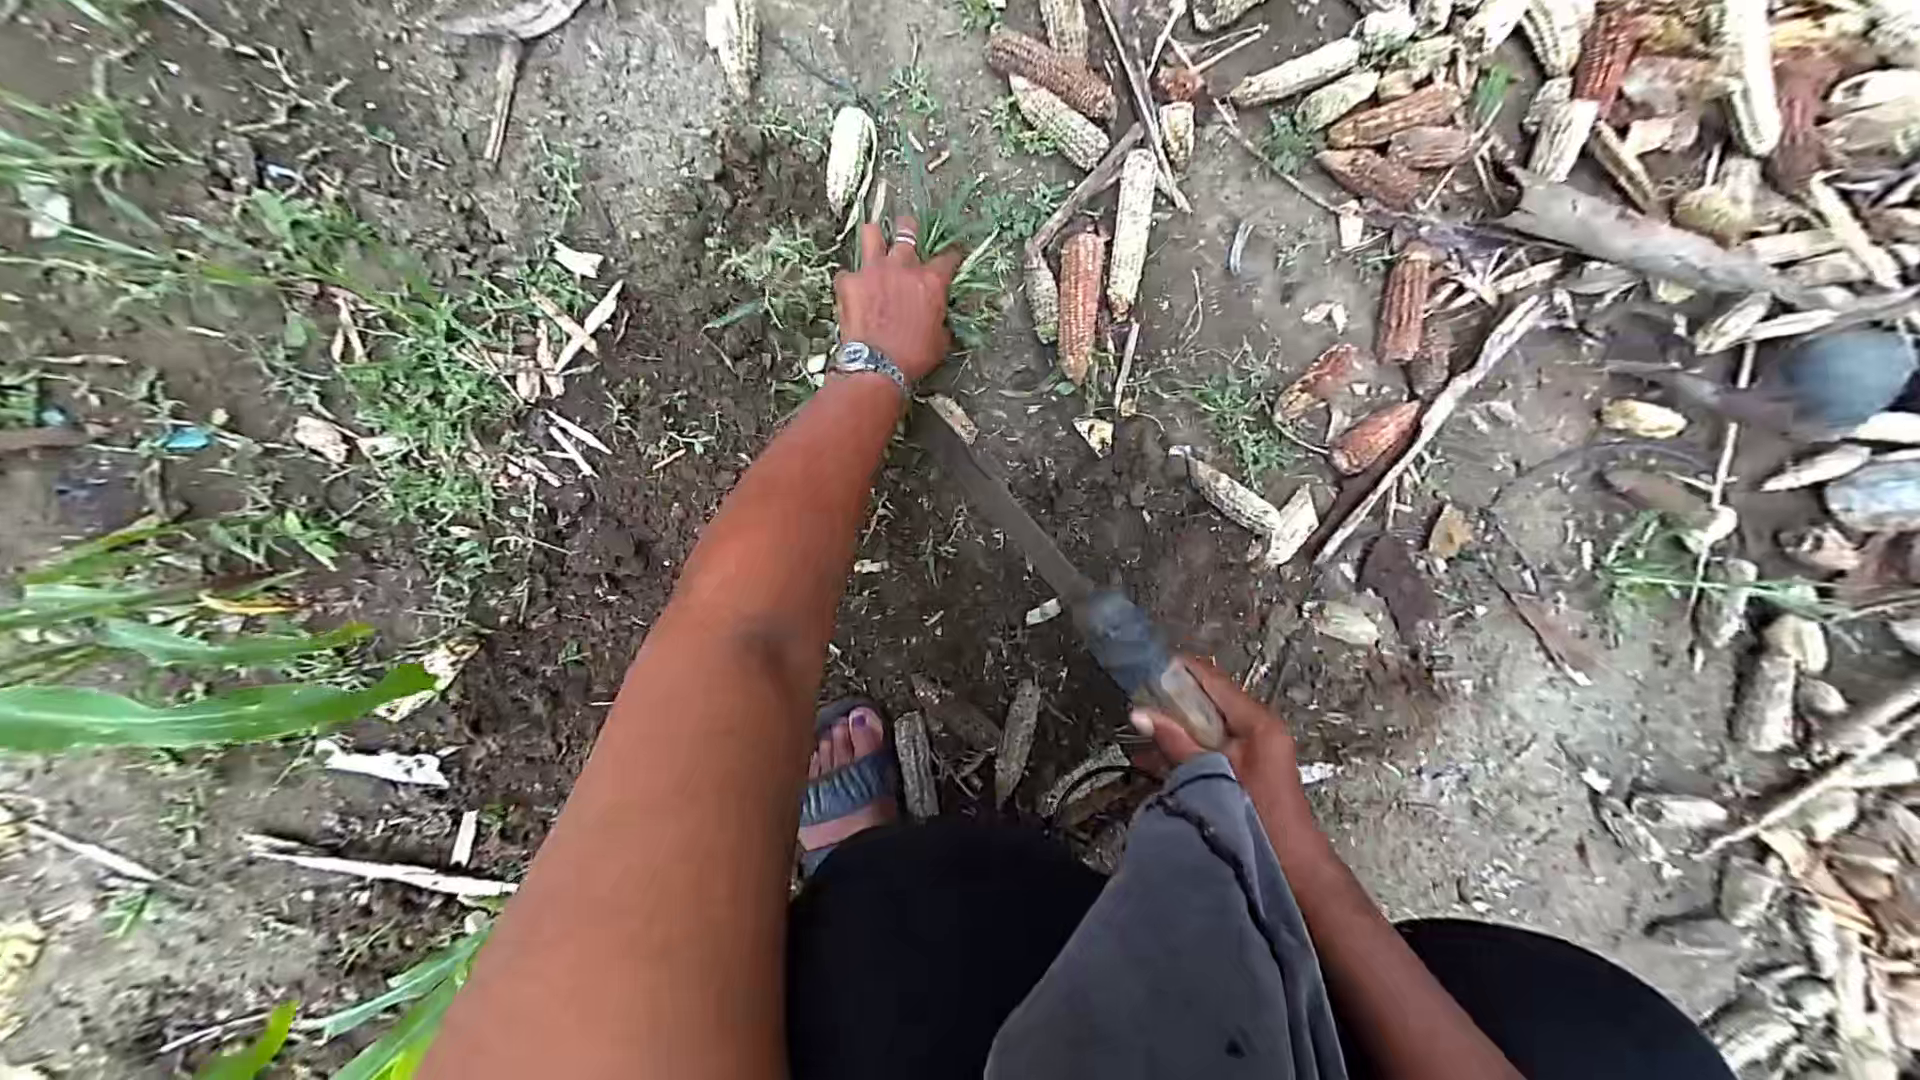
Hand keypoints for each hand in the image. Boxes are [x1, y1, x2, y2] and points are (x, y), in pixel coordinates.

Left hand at [833, 215, 962, 382]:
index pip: (947, 258)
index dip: (951, 257)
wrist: (877, 366)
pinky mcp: (849, 282)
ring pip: (871, 233)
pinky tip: (853, 291)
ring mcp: (873, 270)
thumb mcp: (939, 342)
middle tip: (907, 236)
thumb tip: (940, 322)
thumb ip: (940, 322)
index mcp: (931, 282)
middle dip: (909, 230)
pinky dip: (851, 280)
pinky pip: (847, 272)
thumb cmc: (913, 358)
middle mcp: (903, 267)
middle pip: (907, 230)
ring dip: (875, 238)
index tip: (951, 259)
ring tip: (875, 246)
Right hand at [1131, 656, 1316, 835]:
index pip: (1214, 681)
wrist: (1295, 871)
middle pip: (1208, 702)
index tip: (1148, 664)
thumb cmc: (1260, 821)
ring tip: (1139, 727)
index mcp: (1257, 722)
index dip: (1182, 670)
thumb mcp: (1212, 776)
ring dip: (1175, 727)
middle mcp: (1258, 728)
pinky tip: (1155, 756)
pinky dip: (1185, 748)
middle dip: (1172, 701)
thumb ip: (1175, 742)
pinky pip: (1210, 746)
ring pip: (1206, 726)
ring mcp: (1253, 749)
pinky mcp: (1245, 768)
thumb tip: (1139, 713)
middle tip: (1137, 699)